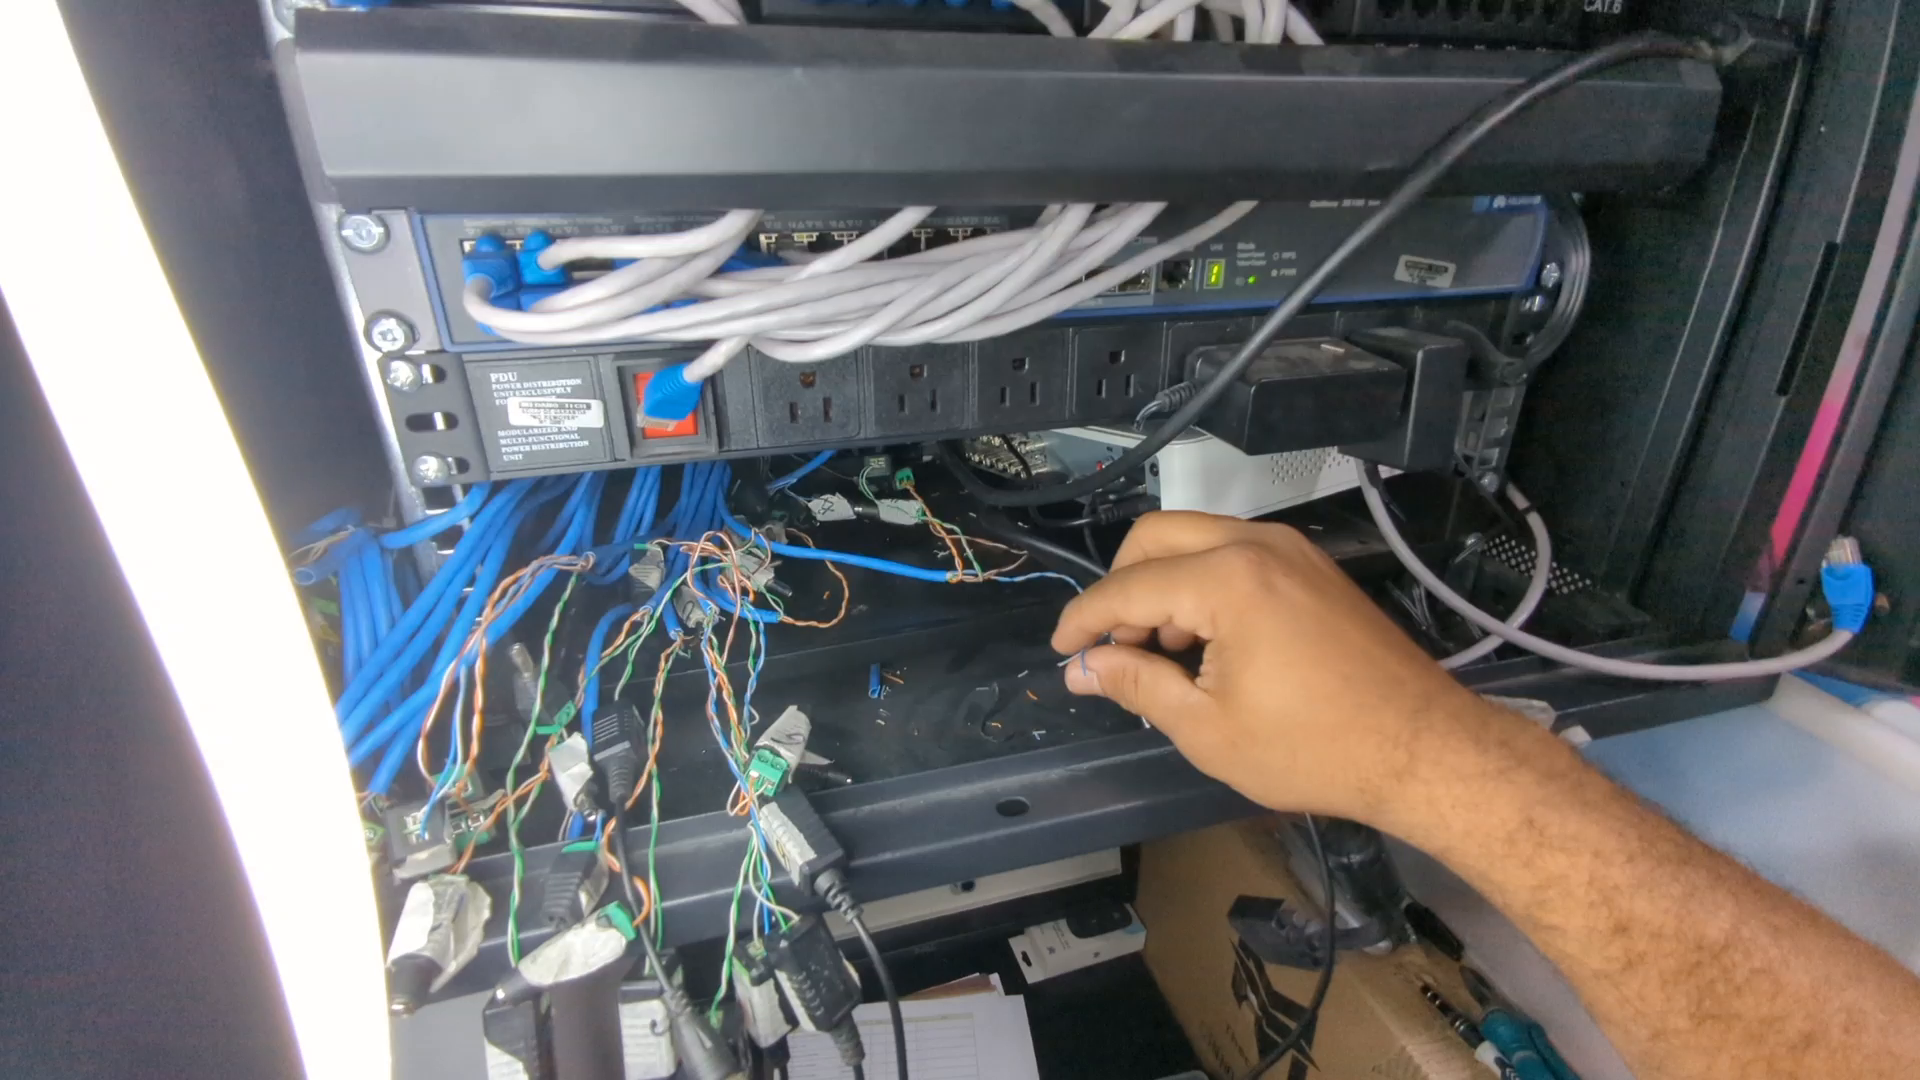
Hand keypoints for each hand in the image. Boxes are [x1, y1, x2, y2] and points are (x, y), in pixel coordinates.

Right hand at [1052, 511, 1506, 825]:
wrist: (1428, 752)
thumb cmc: (1312, 748)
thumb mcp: (1206, 728)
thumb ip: (1134, 685)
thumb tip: (1081, 669)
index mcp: (1227, 580)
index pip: (1127, 587)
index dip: (1084, 619)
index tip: (1062, 649)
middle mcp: (1254, 543)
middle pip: (1153, 537)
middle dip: (1119, 586)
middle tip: (1115, 644)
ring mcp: (1288, 548)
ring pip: (1191, 538)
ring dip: (1159, 583)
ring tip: (1160, 649)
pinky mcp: (1308, 564)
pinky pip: (1228, 552)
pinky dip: (1198, 583)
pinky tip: (1204, 638)